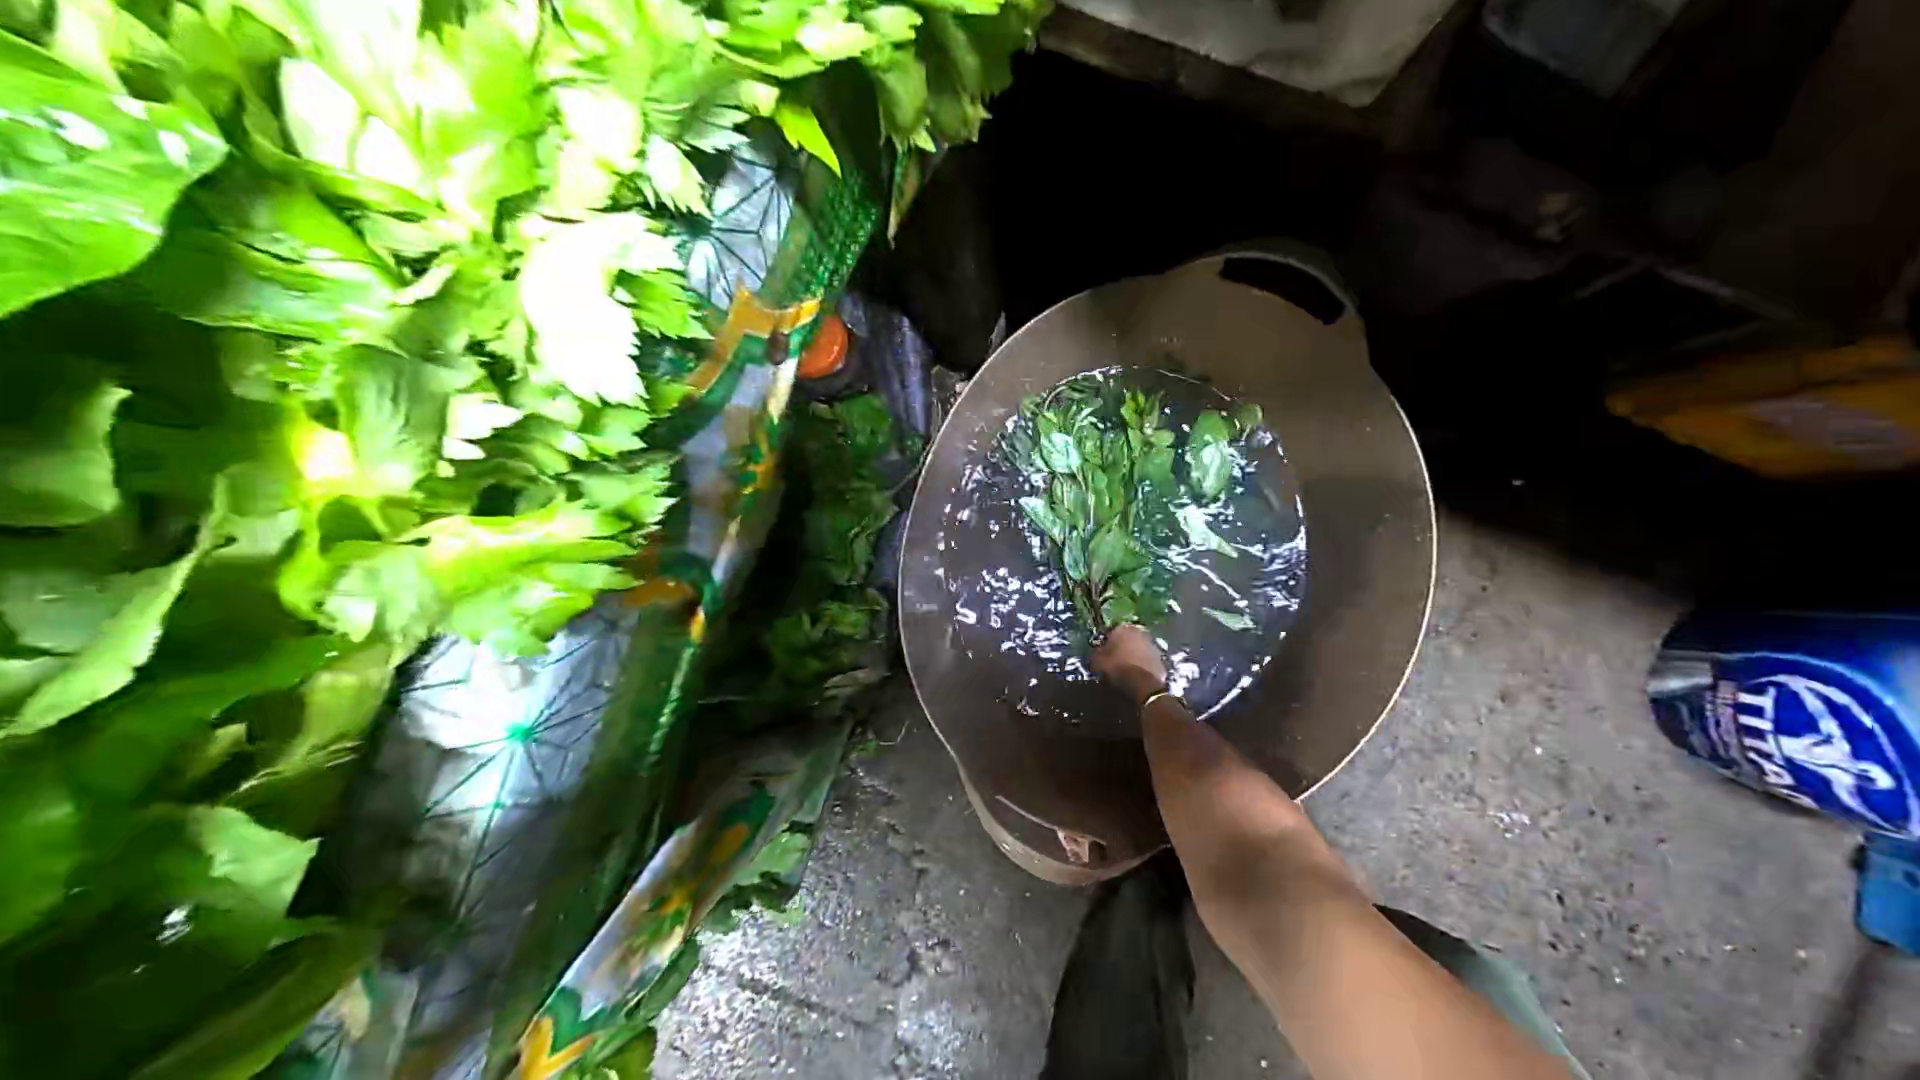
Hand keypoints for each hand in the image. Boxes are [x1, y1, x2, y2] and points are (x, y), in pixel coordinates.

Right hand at [1092, 624, 1167, 705]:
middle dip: (1122, 647)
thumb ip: (1096, 653)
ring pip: (1139, 649)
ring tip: (1127, 669)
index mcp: (1122, 629)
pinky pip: (1148, 660)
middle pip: (1127, 639)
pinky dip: (1143, 665)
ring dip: (1134, 655)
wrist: (1142, 684)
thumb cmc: (1117, 668)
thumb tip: (1097, 652)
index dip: (1107, 643)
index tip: (1104, 653)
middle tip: (1115, 660)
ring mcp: (1152, 645)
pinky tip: (1137, 675)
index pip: (1111, 632)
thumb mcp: (1097, 661)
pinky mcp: (1161, 659)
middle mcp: (1139, 632)